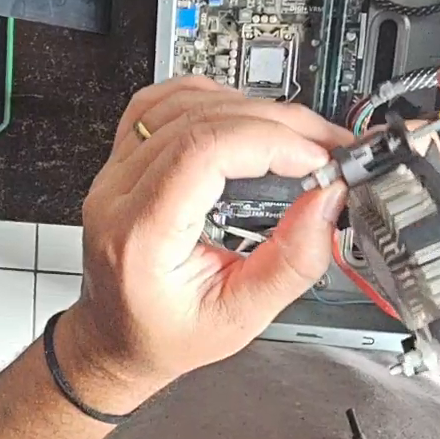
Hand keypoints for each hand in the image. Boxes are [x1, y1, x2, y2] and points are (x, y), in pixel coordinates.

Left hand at [55, 76, 352, 412]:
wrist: (116, 340)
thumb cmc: (162, 337)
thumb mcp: (238, 318)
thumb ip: (289, 263)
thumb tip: (327, 202)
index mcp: (140, 238)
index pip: (200, 152)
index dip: (268, 141)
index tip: (316, 159)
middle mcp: (117, 197)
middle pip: (196, 120)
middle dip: (274, 123)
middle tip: (322, 146)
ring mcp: (112, 175)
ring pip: (177, 103)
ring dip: (245, 107)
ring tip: (290, 135)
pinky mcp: (120, 164)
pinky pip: (155, 105)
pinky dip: (205, 98)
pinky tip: (238, 114)